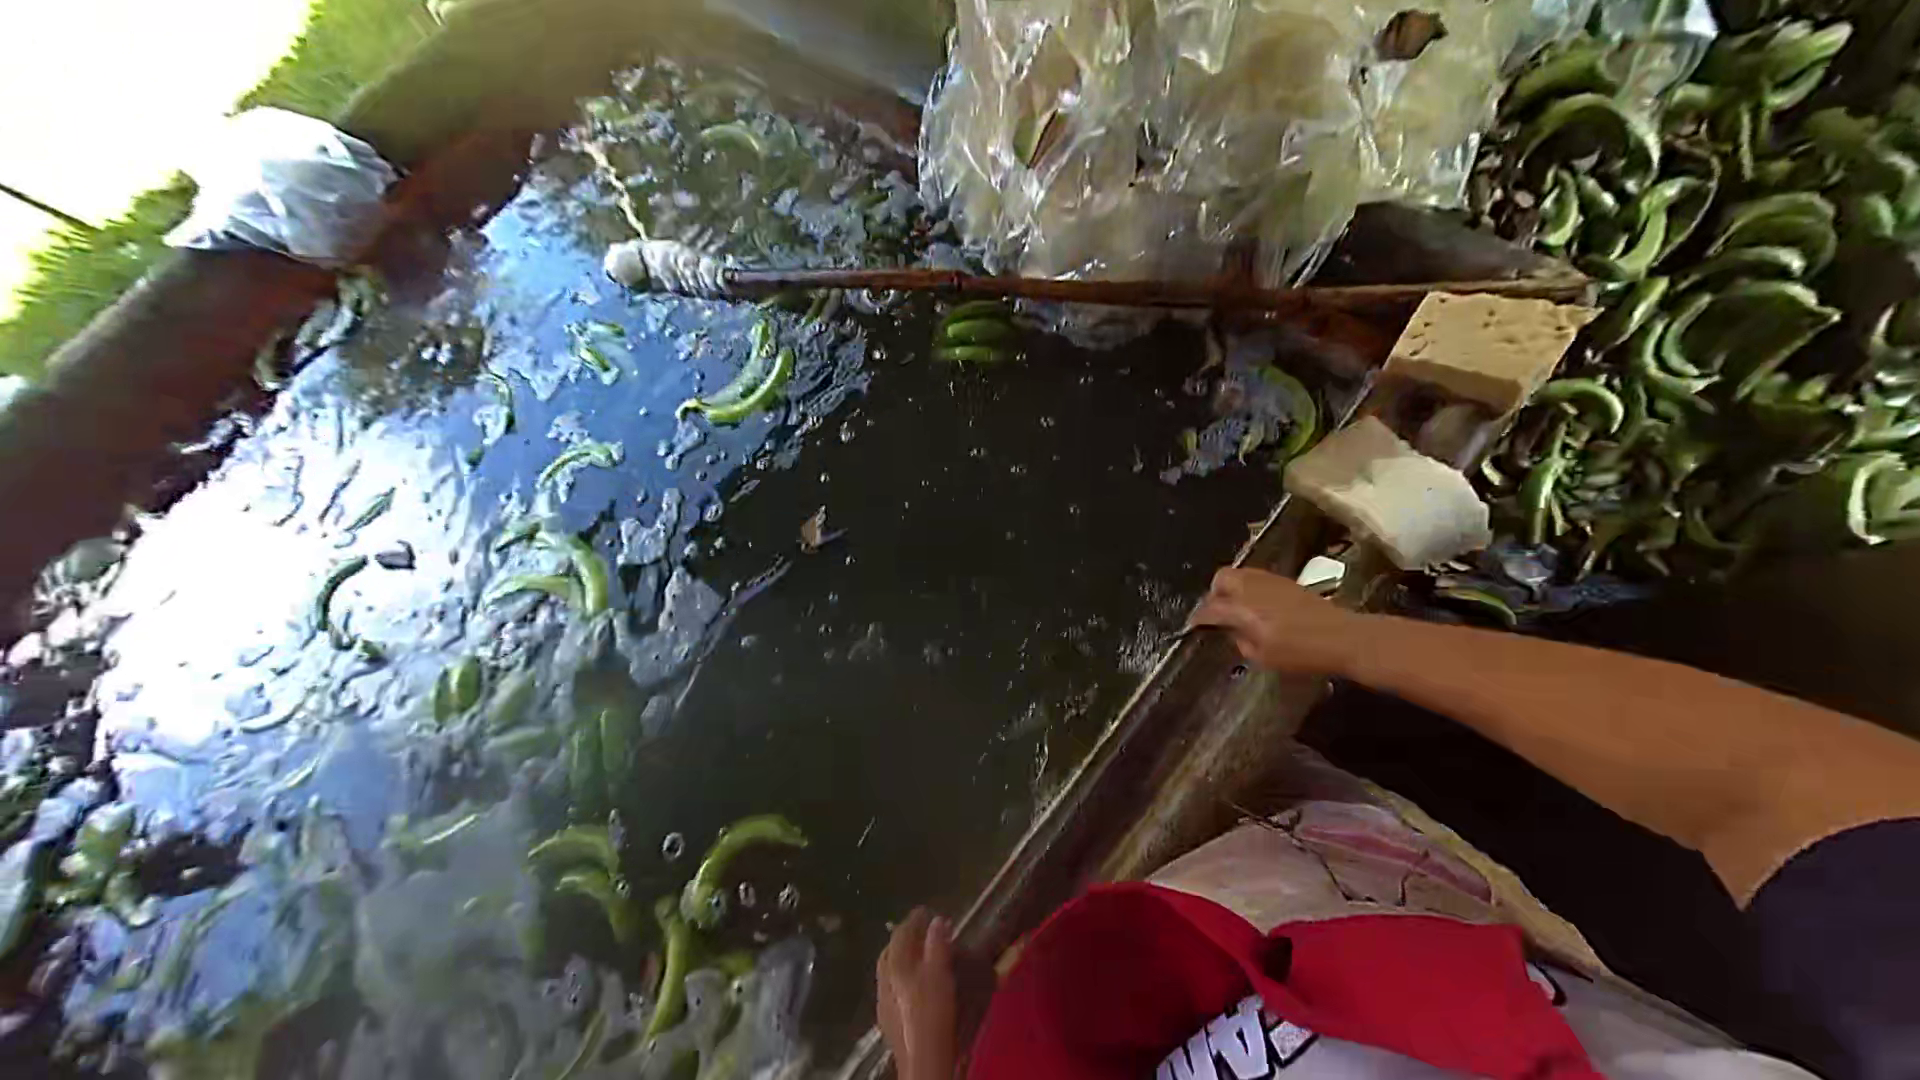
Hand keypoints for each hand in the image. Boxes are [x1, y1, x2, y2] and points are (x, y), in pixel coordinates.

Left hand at [877, 908, 957, 1079]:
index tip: (926, 911)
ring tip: (919, 956)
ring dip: (902, 957)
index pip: (900, 933)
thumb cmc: (932, 1013)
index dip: (913, 919)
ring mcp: (882, 1000)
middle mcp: (884, 978)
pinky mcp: (886, 1019)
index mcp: (895, 964)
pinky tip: (912, 985)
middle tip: (922, 931)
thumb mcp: (940, 974)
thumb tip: (937, 920)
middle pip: (891, 950)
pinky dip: (901, 977)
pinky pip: (891, 988)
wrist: (922, 1060)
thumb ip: (937, 945)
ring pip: (889, 970)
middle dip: (905, 937)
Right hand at [1190, 567, 1367, 675]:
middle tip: (1219, 613)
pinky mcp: (1285, 581)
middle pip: (1221, 579)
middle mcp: (1252, 588)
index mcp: (1242, 608)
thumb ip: (1241, 641)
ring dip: (1232, 588)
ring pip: (1239, 574)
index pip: (1210, 608)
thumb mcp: (1263, 657)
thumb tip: (1233, 631)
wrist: (1344, 637)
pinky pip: (1256, 578)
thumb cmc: (1301, 653)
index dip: (1199, 618)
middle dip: (1214, 594)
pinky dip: (1249, 588)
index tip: (1195, 627)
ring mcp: (1270, 581)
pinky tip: (1258, 606)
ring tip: (1237, 608)